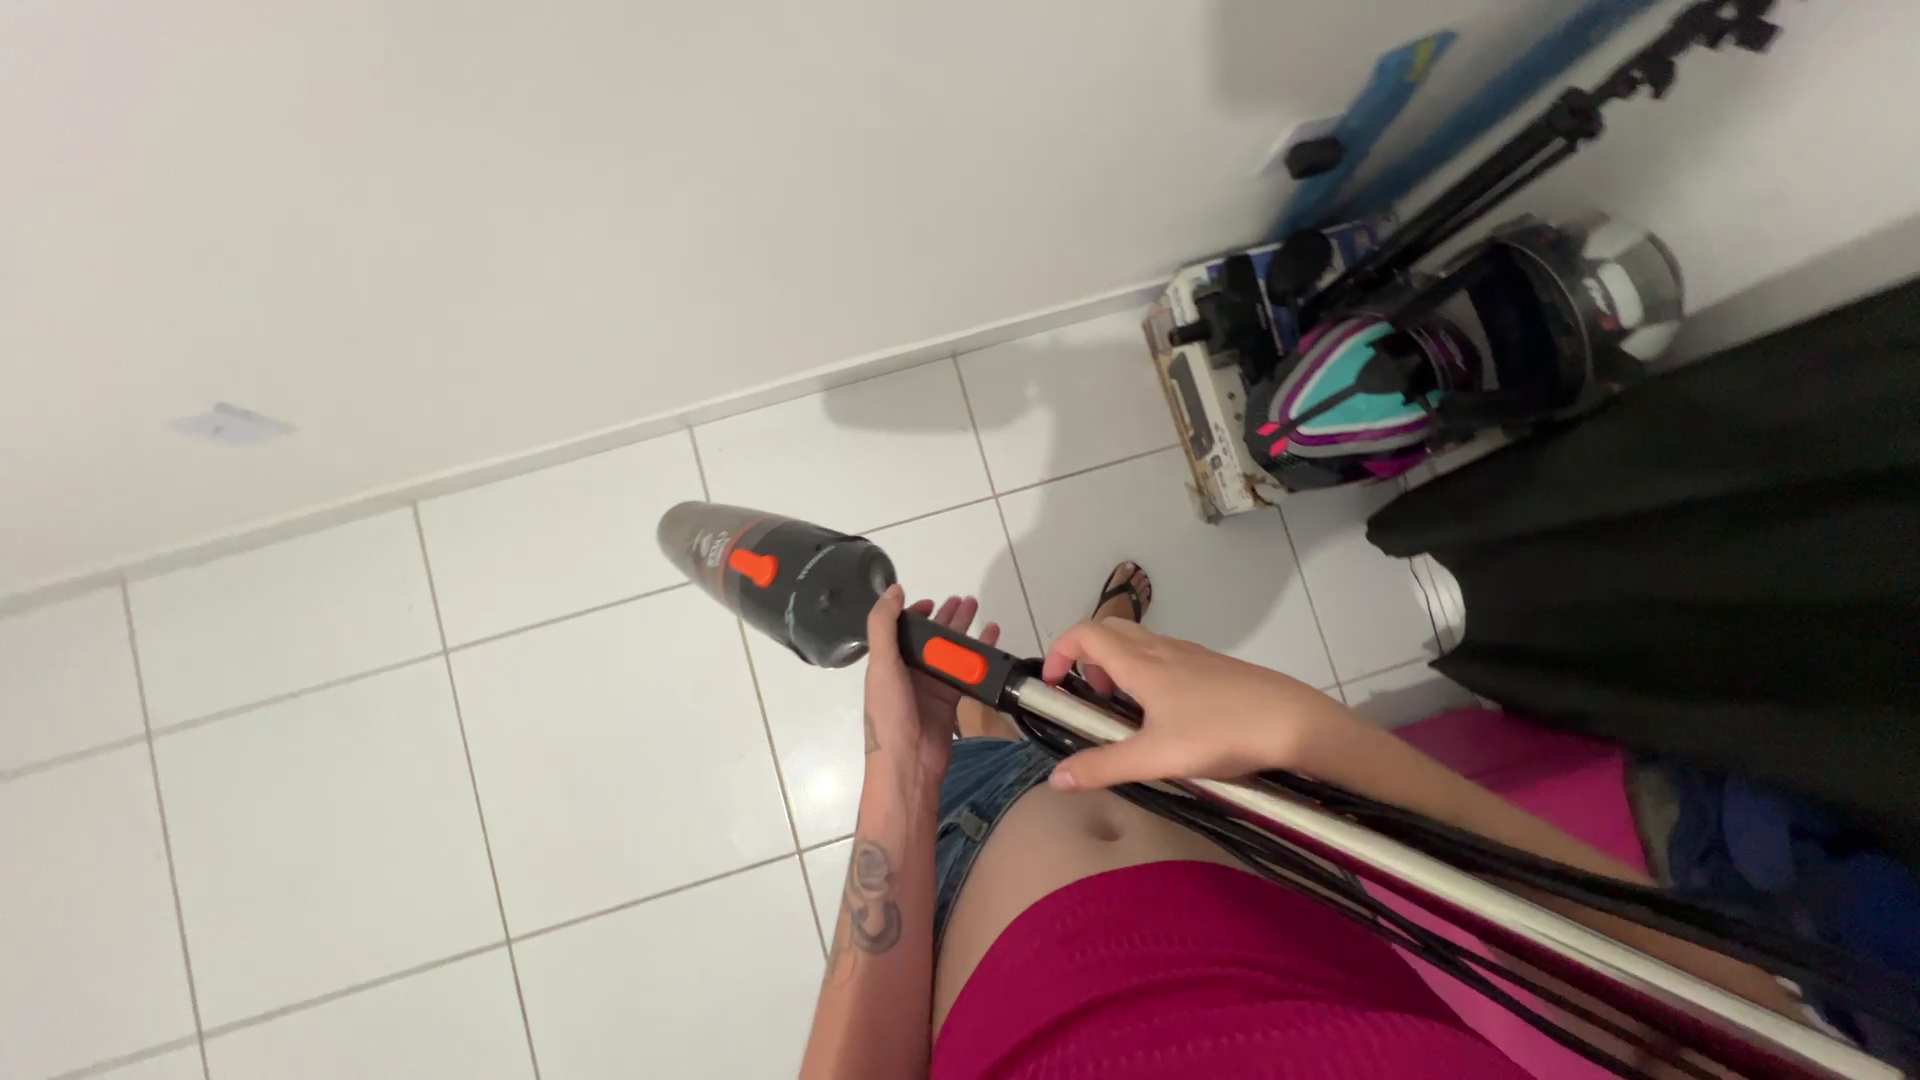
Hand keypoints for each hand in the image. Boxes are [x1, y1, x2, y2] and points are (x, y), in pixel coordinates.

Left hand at [862, 587, 998, 781]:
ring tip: (979, 610)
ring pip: (950, 651)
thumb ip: (884, 626)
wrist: (909, 763)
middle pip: (929, 637)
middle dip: (946, 618)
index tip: (932, 601)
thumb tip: (893, 590)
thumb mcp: (881, 665)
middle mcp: (907, 672)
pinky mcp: (950, 700)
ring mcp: (929, 687)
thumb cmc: (890, 714)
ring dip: (964, 631)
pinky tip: (992, 639)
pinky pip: (965, 672)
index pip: (900, 629)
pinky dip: (978, 655)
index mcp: (886, 662)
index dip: (914, 613)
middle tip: (966, 600)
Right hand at [1039, 617, 1361, 791]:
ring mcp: (1188, 653)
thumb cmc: (1220, 733)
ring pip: (1137, 643)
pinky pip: (1163, 655)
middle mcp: (1160, 648)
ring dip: (1116, 666)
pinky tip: (1165, 715)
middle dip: (1086, 657)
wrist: (1294, 722)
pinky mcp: (1210, 665)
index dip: (1059, 650)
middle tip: (1091, 698)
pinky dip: (1145, 672)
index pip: (1084, 633)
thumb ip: (1103, 767)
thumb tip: (1057, 778)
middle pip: (1108, 631)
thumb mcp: (1156, 757)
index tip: (1054, 683)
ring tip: (1126, 713)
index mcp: (1140, 663)